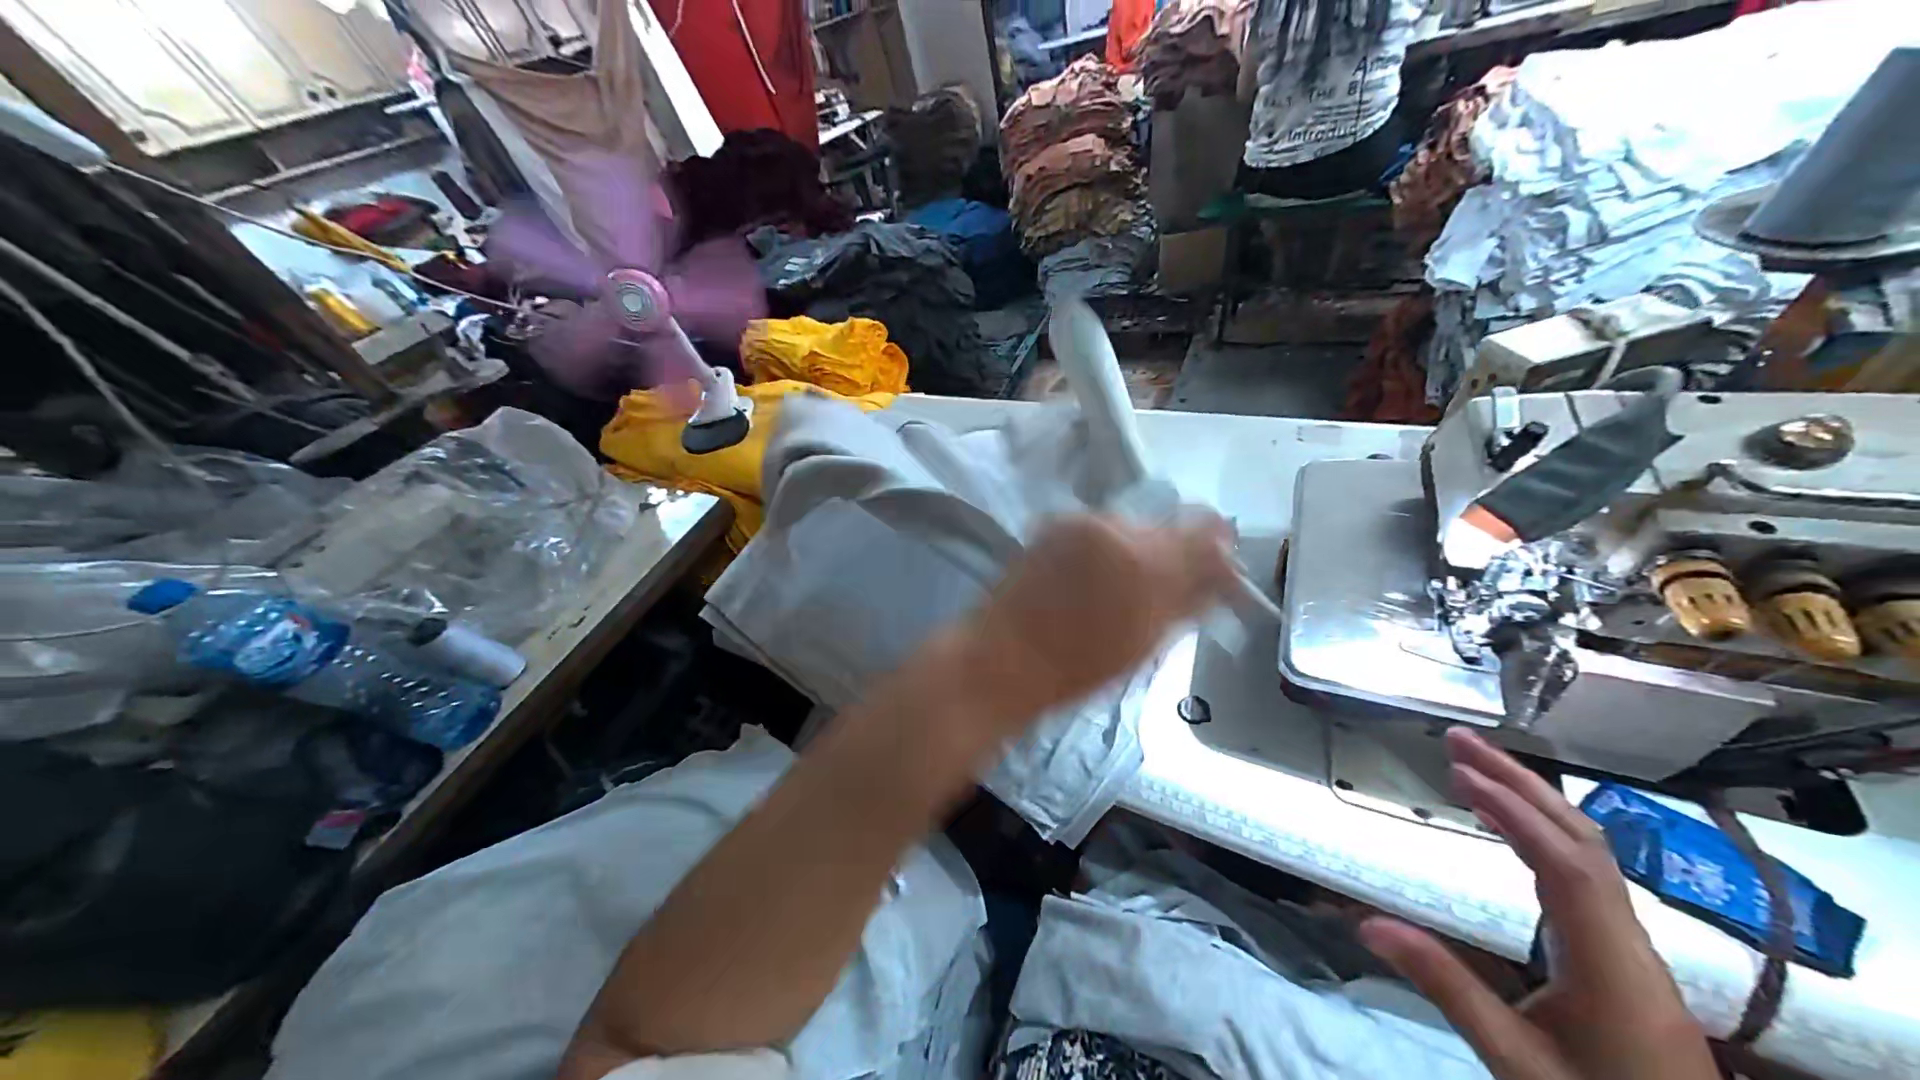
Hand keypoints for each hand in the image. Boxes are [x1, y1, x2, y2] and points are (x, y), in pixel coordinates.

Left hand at [961, 513, 1237, 725]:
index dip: (1220, 549)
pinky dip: (1107, 550)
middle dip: (1176, 555)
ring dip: (1139, 552)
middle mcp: (1116, 526)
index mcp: (1147, 559)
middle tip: (1167, 592)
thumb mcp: (1149, 641)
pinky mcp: (1054, 524)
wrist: (1004, 658)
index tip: (1219, 573)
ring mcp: (1081, 521)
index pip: (1207, 529)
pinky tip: (1093, 580)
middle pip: (1169, 526)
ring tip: (1122, 591)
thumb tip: (1225, 575)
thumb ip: (1192, 600)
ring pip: (1133, 527)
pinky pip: (1100, 530)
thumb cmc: (1079, 667)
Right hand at [1358, 729, 1717, 1079]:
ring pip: (1591, 852)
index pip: (1565, 865)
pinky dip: (1543, 832)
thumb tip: (1367, 924)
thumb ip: (1445, 987)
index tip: (1457, 772)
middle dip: (1521, 783)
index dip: (1513, 812)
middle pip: (1583, 841)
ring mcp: (1633, 946)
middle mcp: (1630, 942)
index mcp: (1609, 962)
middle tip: (1459, 741)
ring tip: (1475, 766)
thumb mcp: (1514, 1057)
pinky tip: (1510, 826)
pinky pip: (1586, 872)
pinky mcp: (1625, 955)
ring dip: (1533, 800)